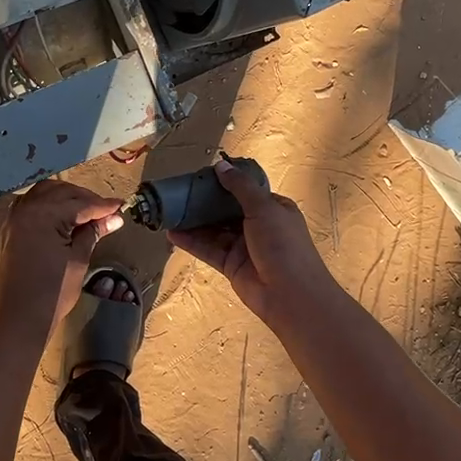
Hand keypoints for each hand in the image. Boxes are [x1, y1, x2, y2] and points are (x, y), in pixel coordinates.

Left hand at [0, 179, 123, 333]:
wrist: (17, 320)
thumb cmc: (52, 293)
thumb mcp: (78, 261)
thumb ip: (92, 233)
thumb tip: (114, 218)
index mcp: (42, 215)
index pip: (79, 204)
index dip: (103, 206)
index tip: (121, 206)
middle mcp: (24, 210)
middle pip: (60, 192)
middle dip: (84, 199)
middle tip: (106, 212)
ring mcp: (13, 219)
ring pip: (43, 194)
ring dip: (65, 198)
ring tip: (86, 213)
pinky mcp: (8, 230)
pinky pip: (30, 206)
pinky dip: (48, 205)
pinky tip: (62, 218)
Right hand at [167, 158, 336, 322]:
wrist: (291, 295)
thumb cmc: (283, 245)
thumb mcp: (264, 208)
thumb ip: (240, 187)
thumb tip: (221, 165)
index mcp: (272, 208)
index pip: (245, 190)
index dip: (224, 182)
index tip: (201, 175)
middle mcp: (258, 225)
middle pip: (226, 210)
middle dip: (204, 201)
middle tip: (178, 192)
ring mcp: (243, 246)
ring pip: (214, 229)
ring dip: (194, 221)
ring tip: (169, 210)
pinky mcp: (230, 265)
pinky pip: (208, 249)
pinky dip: (191, 241)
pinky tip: (173, 233)